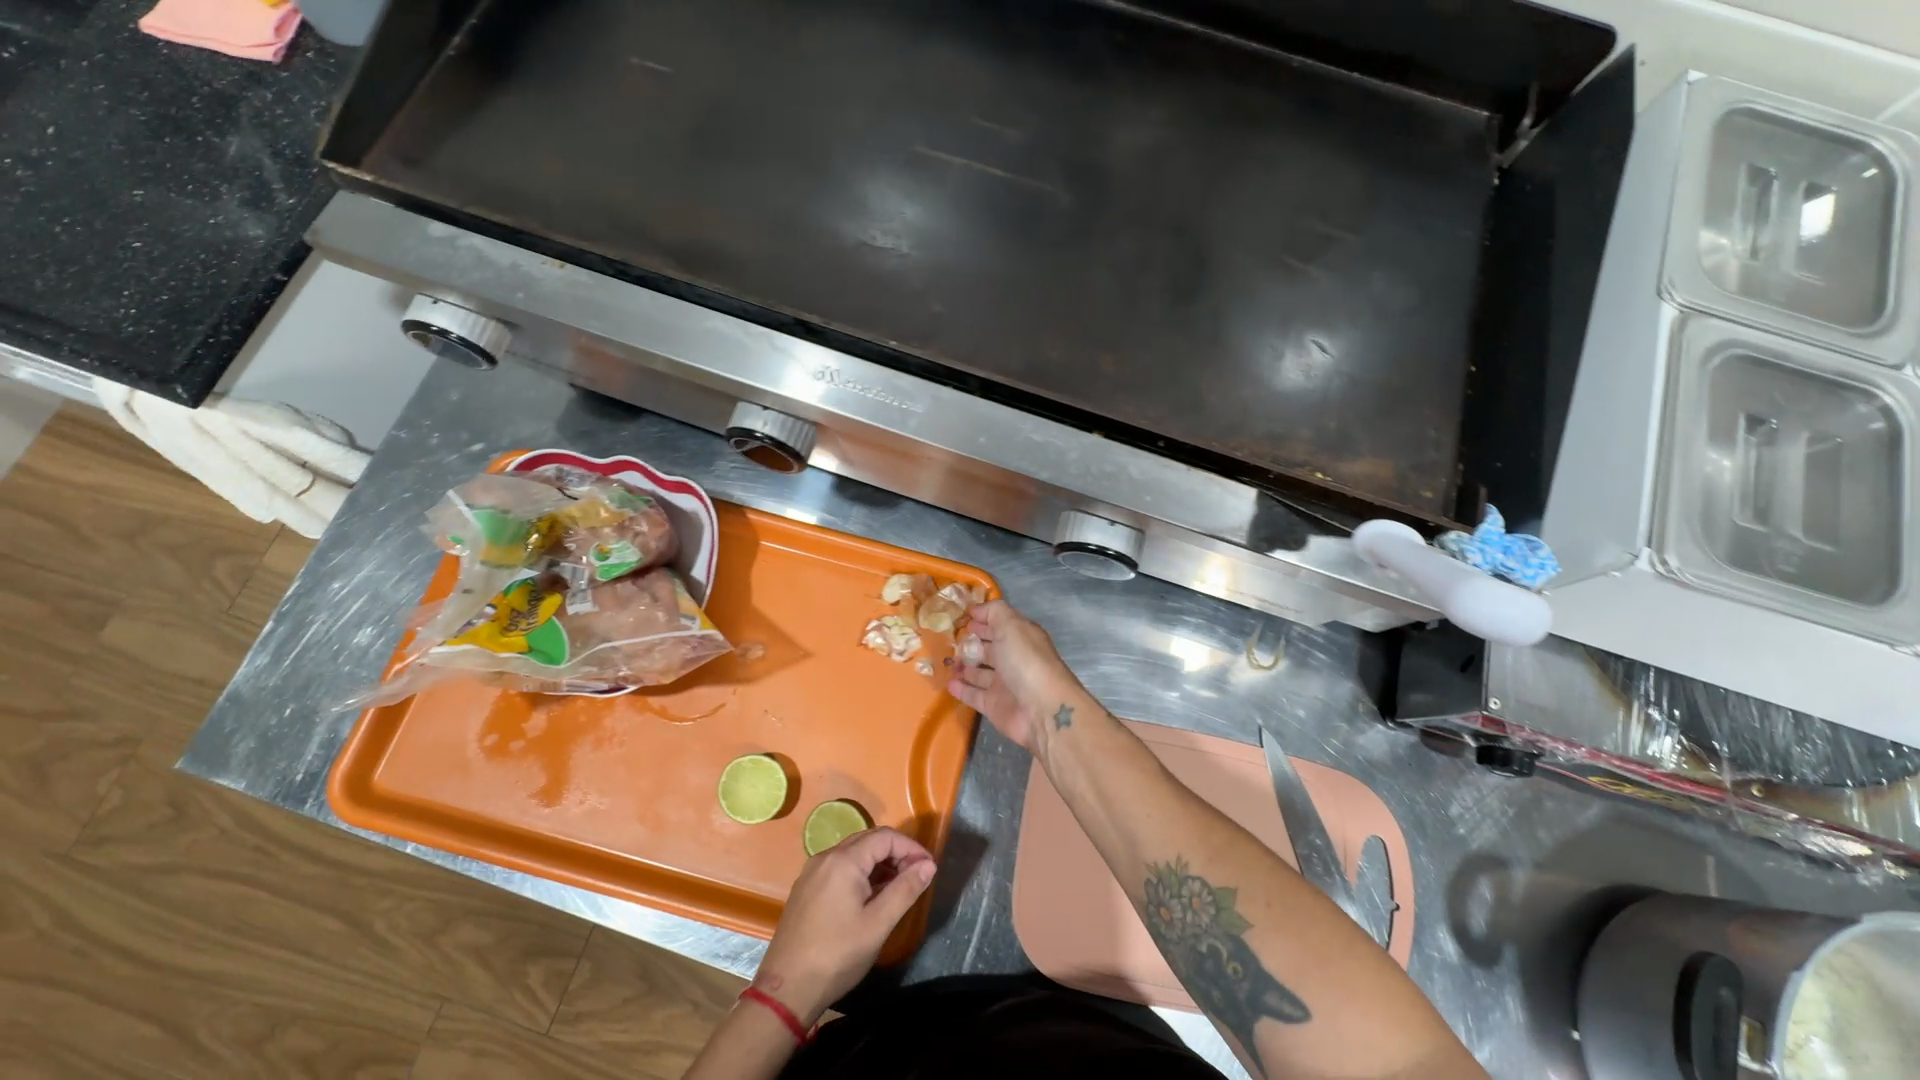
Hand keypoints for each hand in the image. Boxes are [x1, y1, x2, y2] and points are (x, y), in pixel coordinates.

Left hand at [754, 826, 935, 1025]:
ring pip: (853, 853)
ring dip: (879, 862)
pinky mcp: (806, 888)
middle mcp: (825, 857)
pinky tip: (871, 896)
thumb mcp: (878, 924)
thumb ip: (905, 890)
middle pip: (868, 840)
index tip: (930, 869)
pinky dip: (861, 872)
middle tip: (917, 876)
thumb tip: (929, 865)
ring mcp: (812, 872)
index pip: (885, 837)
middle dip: (896, 852)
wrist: (787, 988)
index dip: (911, 848)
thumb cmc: (837, 956)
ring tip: (898, 887)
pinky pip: (839, 867)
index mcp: (843, 861)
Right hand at [947, 600, 1095, 755]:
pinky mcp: (994, 706)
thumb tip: (977, 609)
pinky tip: (949, 682)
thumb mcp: (1012, 625)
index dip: (984, 620)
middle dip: (972, 644)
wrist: (1043, 710)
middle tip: (950, 640)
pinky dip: (962, 689)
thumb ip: (995, 612)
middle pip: (990, 649)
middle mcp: (1014, 660)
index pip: (1000, 625)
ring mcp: (1004, 685)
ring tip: (947, 660)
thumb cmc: (1026, 661)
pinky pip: (974, 695)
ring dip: (964, 666)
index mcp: (1021, 639)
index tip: (963, 618)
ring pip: (980, 673)